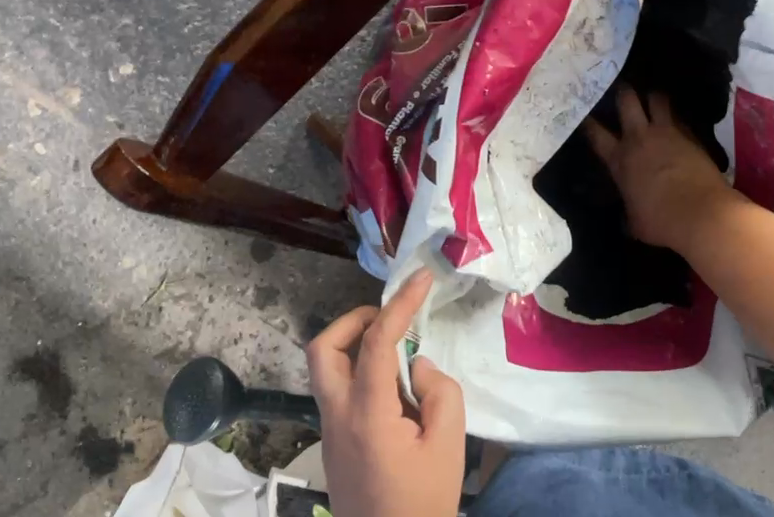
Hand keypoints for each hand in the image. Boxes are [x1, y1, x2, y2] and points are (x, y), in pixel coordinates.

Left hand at [306, 268, 464, 516]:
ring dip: (355, 344)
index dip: (399, 304)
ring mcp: (330, 432)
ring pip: (326, 369)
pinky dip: (360, 370)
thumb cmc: (423, 503)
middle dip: (354, 319)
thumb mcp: (450, 445)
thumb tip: (416, 366)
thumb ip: (439, 391)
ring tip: (396, 348)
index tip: (422, 278)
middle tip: (390, 318)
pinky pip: (339, 390)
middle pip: (323, 349)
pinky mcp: (334, 445)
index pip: (375, 342)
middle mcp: (337, 417)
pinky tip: (394, 386)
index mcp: (366, 415)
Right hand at [584, 85, 739, 252]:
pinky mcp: (690, 134)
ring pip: (656, 98)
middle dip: (622, 91)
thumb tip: (626, 218)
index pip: (596, 133)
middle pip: (626, 99)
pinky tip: (675, 119)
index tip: (585, 112)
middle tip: (621, 89)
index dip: (588, 121)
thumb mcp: (635, 223)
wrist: (702, 213)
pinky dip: (674, 115)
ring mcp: (666, 132)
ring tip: (651, 97)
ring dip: (652, 96)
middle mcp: (640, 138)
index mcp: (620, 160)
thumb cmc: (662, 222)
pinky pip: (678, 116)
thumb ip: (628, 212)